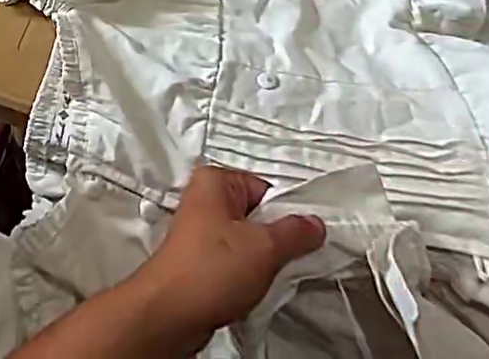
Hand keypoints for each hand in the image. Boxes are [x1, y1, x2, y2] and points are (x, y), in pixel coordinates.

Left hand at [124, 167, 325, 353]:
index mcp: (214, 180)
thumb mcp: (264, 247)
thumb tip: (315, 223)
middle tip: (290, 259)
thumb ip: (295, 233)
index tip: (308, 238)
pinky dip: (249, 269)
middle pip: (258, 212)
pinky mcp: (202, 253)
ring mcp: (201, 226)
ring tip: (270, 275)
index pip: (266, 188)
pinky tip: (255, 285)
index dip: (289, 213)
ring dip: (264, 257)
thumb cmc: (212, 268)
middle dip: (277, 237)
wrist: (173, 309)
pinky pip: (236, 255)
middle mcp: (204, 196)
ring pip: (248, 236)